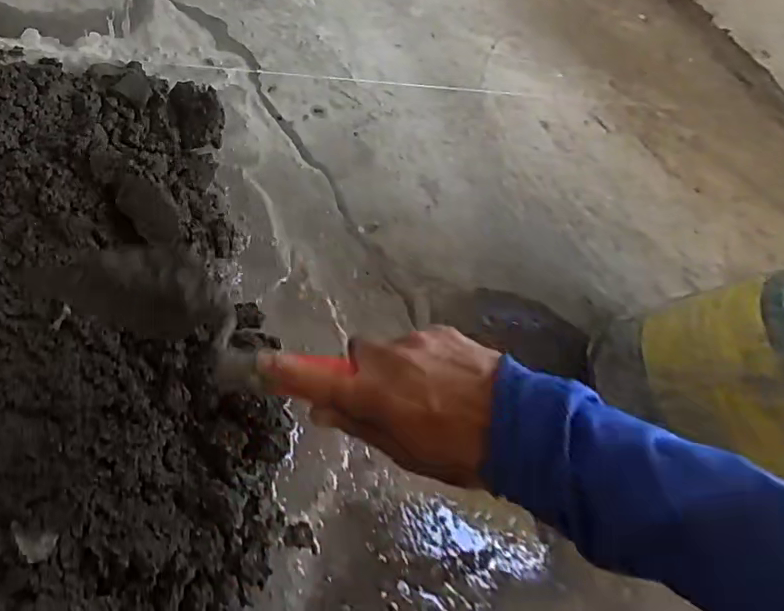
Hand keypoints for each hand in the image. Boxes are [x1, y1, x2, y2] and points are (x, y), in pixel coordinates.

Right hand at [260, 326, 501, 488]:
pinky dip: (427, 359)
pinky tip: (453, 380)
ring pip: (391, 349)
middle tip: (389, 398)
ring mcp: (414, 340)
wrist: (521, 424)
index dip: (287, 372)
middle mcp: (386, 358)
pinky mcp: (440, 330)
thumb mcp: (406, 453)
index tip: (262, 362)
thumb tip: (324, 413)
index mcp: (374, 394)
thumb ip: (361, 427)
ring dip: (401, 367)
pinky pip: (421, 343)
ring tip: (434, 394)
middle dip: (366, 371)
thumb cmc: (459, 451)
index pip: (317, 381)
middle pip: (358, 354)